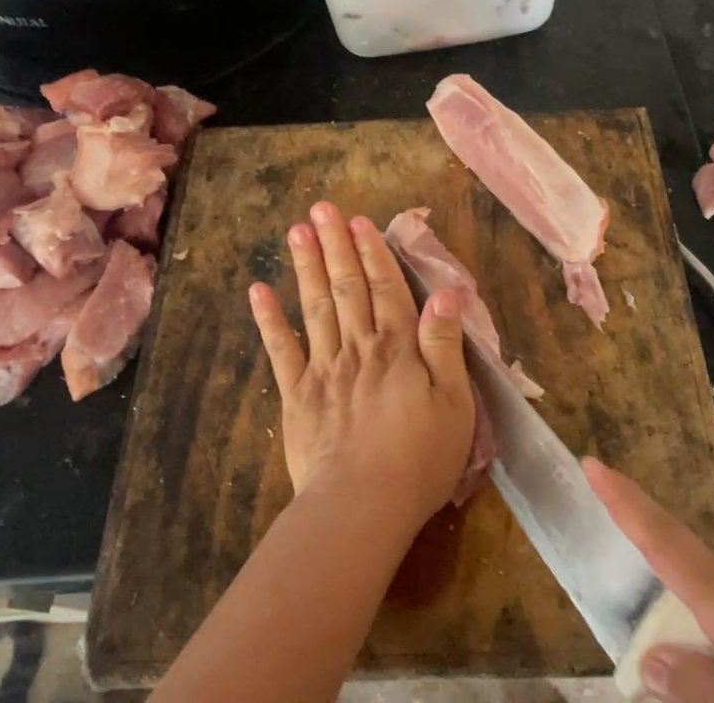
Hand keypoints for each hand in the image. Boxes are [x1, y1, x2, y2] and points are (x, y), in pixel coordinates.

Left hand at [249, 202, 474, 529]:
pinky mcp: (297, 396)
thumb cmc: (420, 458)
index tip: (360, 222)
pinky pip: (281, 351)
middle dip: (336, 246)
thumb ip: (445, 346)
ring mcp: (323, 369)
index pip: (386, 290)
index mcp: (398, 348)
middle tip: (322, 210)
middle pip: (347, 288)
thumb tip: (445, 294)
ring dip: (306, 268)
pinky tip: (259, 291)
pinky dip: (270, 320)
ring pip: (315, 307)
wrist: (362, 504)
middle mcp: (359, 347)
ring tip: (297, 232)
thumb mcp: (454, 403)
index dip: (373, 254)